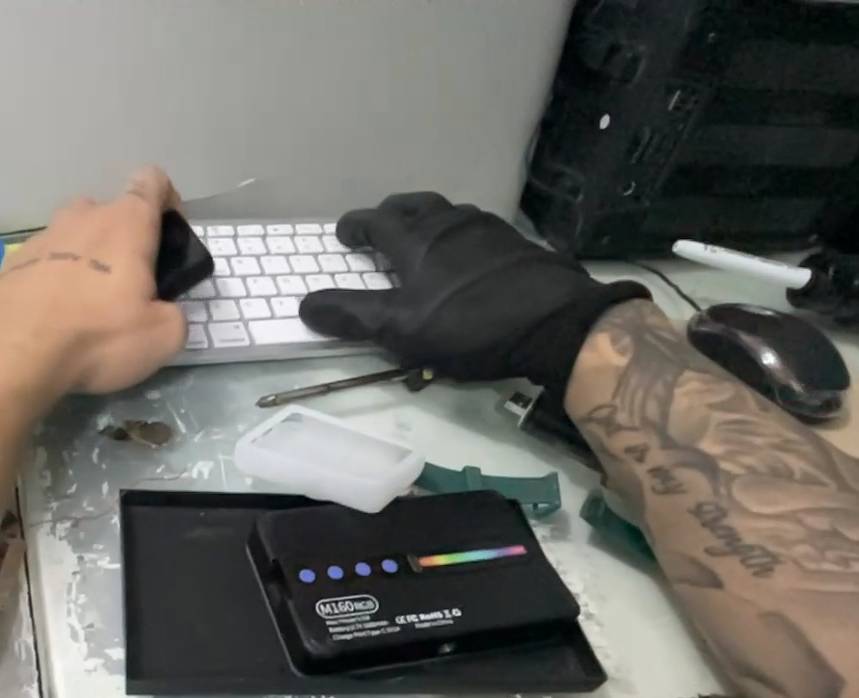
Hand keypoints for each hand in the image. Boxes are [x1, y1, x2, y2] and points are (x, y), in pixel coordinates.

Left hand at [0, 167, 187, 395]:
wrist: (15, 352)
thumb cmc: (97, 335)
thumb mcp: (161, 338)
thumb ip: (174, 316)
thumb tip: (164, 311)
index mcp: (127, 223)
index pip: (152, 182)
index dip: (167, 201)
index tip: (168, 234)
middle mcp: (84, 216)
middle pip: (112, 214)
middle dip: (124, 243)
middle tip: (128, 288)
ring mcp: (43, 236)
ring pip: (76, 238)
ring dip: (87, 261)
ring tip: (87, 306)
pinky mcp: (13, 262)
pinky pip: (46, 263)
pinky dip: (56, 281)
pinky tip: (54, 317)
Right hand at [298, 193, 649, 389]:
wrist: (554, 322)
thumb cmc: (468, 325)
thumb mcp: (400, 329)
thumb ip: (351, 316)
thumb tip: (304, 305)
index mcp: (417, 241)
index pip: (377, 222)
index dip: (356, 226)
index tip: (344, 233)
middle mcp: (451, 224)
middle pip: (415, 205)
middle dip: (392, 213)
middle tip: (381, 225)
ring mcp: (489, 231)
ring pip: (449, 213)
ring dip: (427, 220)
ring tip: (421, 238)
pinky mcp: (517, 246)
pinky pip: (477, 230)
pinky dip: (459, 237)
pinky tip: (465, 259)